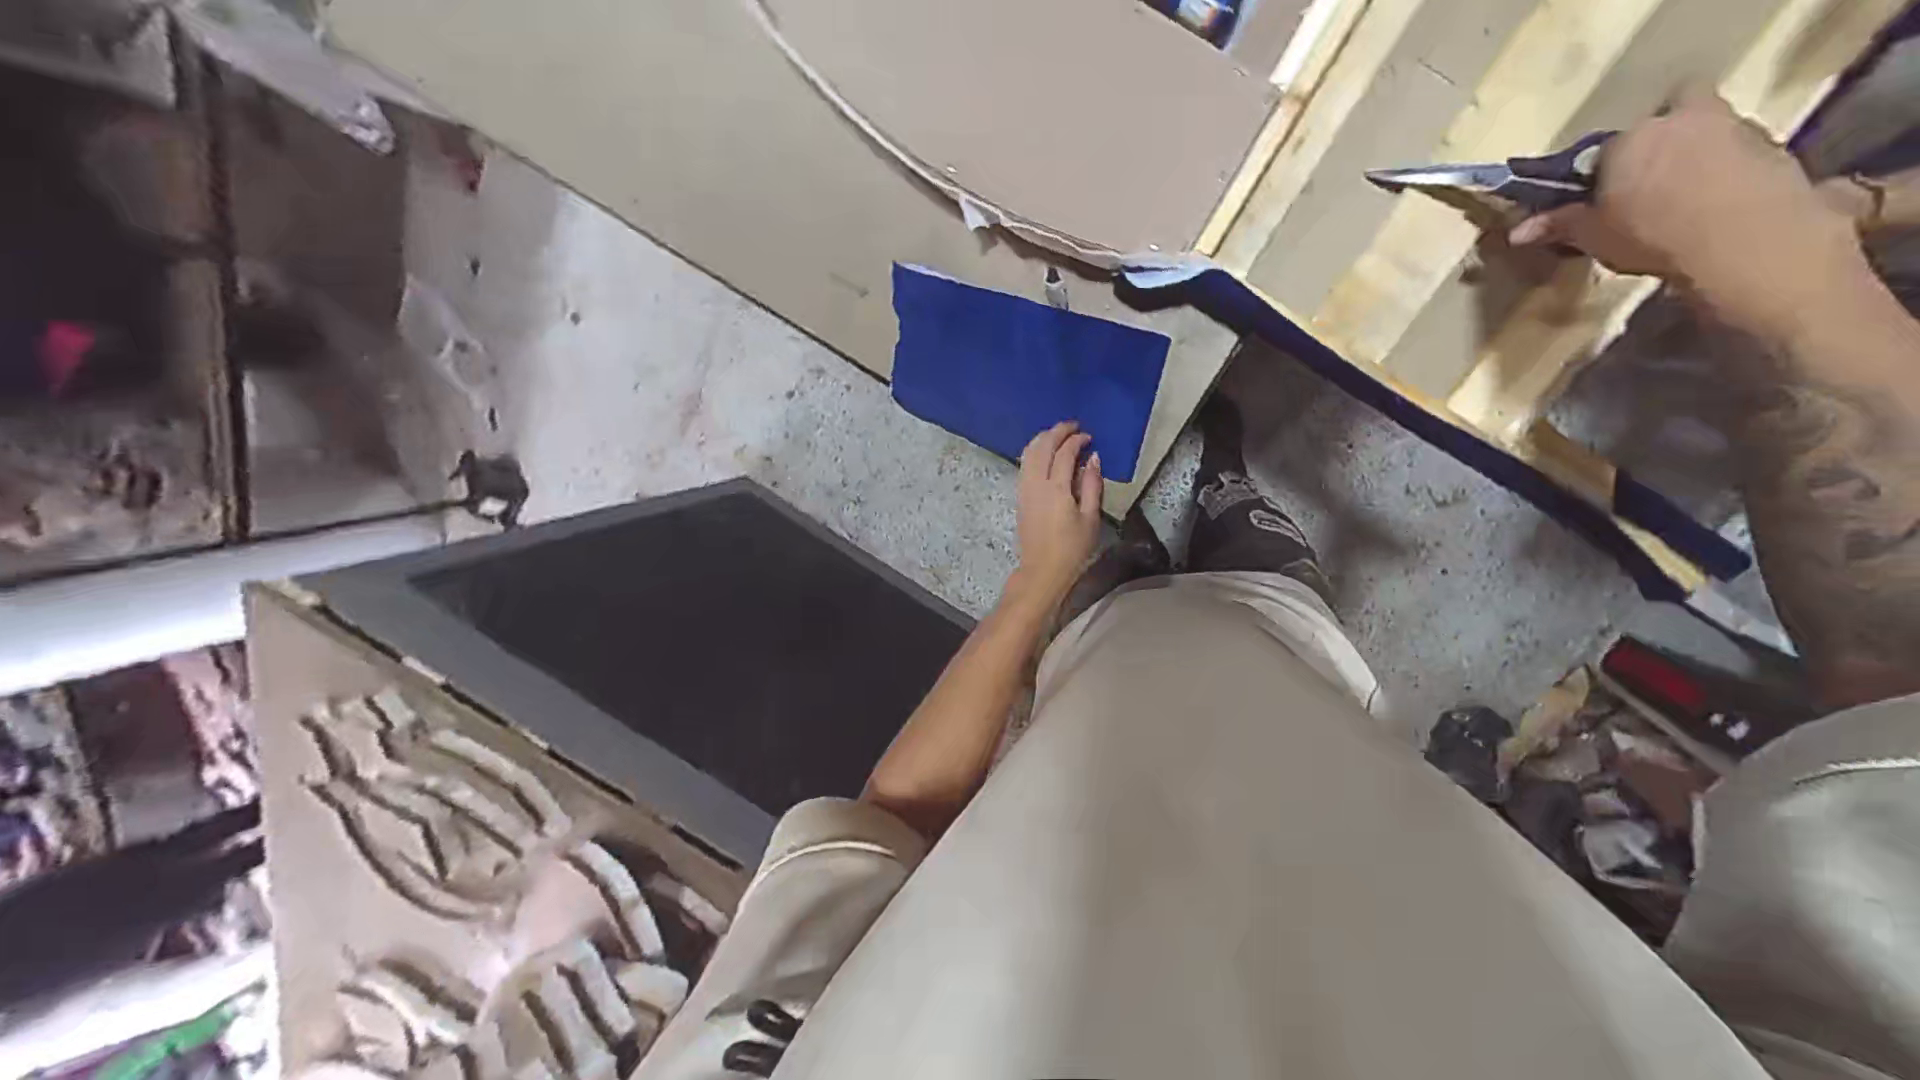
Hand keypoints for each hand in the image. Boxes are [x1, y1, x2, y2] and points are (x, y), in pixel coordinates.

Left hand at [1014, 421, 1102, 601]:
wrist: (1042, 569)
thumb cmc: (1072, 548)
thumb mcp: (1090, 518)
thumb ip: (1092, 485)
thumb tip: (1093, 459)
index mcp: (1057, 489)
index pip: (1065, 453)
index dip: (1076, 440)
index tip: (1088, 437)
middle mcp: (1036, 484)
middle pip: (1042, 446)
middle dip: (1057, 432)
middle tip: (1072, 426)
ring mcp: (1024, 489)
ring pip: (1029, 453)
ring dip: (1043, 439)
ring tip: (1058, 435)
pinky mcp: (1020, 496)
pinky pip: (1024, 464)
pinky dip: (1034, 451)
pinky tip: (1044, 452)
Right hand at [1509, 89, 1865, 343]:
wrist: (1742, 238)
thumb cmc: (1650, 232)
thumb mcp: (1591, 236)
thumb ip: (1557, 226)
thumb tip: (1515, 233)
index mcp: (1631, 138)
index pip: (1607, 146)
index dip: (1602, 168)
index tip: (1598, 195)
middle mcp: (1683, 120)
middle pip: (1673, 112)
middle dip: (1662, 137)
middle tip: (1647, 178)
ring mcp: (1734, 127)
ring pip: (1708, 129)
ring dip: (1696, 153)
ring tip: (1680, 199)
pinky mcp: (1772, 146)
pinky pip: (1737, 151)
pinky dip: (1725, 170)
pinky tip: (1713, 205)